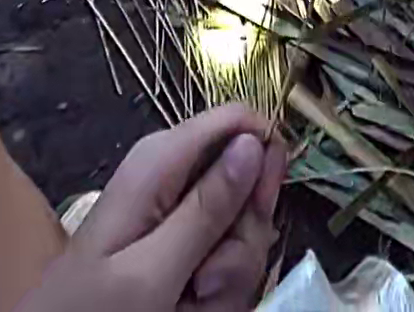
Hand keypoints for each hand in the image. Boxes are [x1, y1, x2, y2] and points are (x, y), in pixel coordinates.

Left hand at [21, 105, 286, 311]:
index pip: (239, 120)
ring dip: (231, 269)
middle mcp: (175, 171)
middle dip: (241, 235)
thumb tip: (255, 141)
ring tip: (191, 303)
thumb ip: (207, 208)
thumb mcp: (149, 273)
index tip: (260, 212)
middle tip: (207, 282)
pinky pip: (226, 248)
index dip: (263, 159)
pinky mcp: (179, 237)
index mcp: (163, 158)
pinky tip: (191, 306)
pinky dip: (219, 284)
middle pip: (248, 177)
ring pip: (243, 220)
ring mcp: (178, 206)